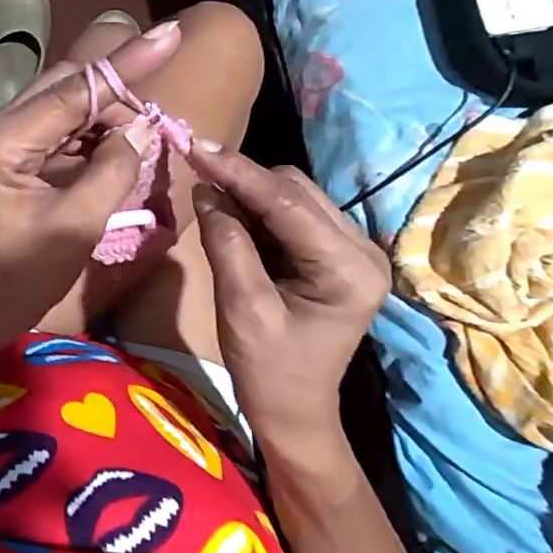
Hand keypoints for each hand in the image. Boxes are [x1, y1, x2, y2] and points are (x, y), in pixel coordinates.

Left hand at [0, 24, 182, 342]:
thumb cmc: (29, 273)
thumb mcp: (79, 223)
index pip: (68, 93)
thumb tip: (140, 126)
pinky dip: (91, 126)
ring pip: (61, 101)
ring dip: (105, 108)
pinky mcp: (10, 148)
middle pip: (62, 86)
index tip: (169, 35)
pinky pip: (57, 123)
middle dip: (115, 87)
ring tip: (143, 125)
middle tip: (162, 86)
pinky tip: (119, 135)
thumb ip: (114, 167)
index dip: (123, 65)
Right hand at [188, 150, 389, 458]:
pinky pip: (290, 213)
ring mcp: (349, 249)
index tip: (195, 145)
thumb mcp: (241, 307)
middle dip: (242, 179)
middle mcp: (360, 248)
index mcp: (347, 268)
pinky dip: (255, 209)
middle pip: (294, 189)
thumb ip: (226, 244)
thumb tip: (206, 190)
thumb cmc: (268, 368)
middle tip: (193, 173)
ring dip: (247, 192)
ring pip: (292, 195)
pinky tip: (228, 215)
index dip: (237, 171)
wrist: (293, 408)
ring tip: (208, 198)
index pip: (286, 202)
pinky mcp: (332, 253)